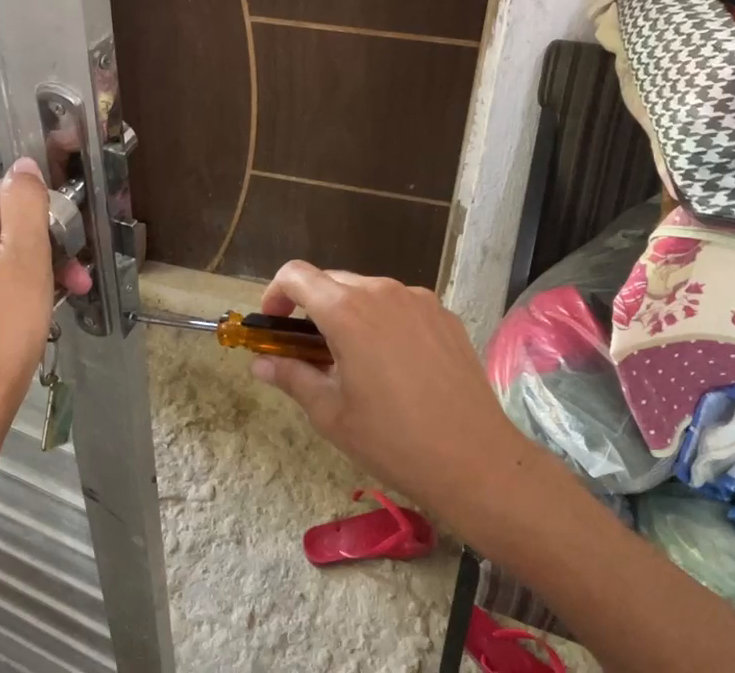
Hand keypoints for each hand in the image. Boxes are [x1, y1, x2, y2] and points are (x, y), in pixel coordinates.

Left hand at [0, 157, 71, 422]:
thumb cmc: (6, 325)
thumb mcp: (27, 256)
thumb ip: (26, 203)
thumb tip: (24, 165)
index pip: (12, 192)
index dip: (48, 211)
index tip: (72, 241)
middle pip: (8, 228)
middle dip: (48, 247)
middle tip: (77, 278)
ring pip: (2, 261)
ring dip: (38, 273)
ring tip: (66, 300)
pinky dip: (17, 295)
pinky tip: (34, 318)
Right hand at [249, 262, 526, 516]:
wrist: (474, 460)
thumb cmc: (392, 440)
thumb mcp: (330, 414)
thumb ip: (292, 377)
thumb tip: (260, 363)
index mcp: (346, 311)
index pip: (296, 275)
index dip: (276, 294)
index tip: (274, 325)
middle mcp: (382, 292)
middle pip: (332, 281)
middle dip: (312, 307)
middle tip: (310, 353)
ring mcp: (419, 300)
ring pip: (368, 292)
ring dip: (349, 314)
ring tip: (354, 362)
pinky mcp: (445, 315)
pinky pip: (401, 306)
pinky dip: (384, 322)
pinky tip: (394, 365)